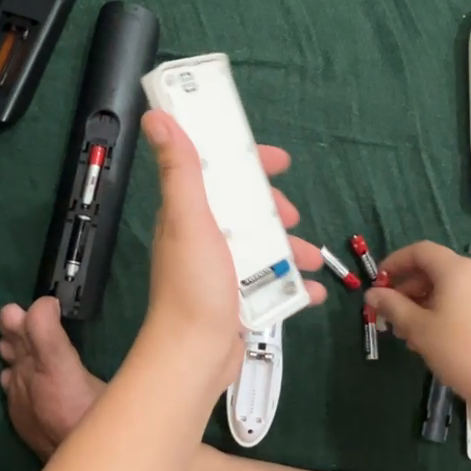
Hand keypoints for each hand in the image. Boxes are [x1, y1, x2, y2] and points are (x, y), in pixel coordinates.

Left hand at [136, 112, 326, 393]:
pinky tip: (312, 293)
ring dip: (291, 248)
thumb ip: (180, 170)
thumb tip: (156, 116)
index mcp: (189, 215)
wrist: (195, 355)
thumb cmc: (194, 285)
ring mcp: (221, 272)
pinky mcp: (236, 301)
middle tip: (292, 215)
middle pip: (246, 209)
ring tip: (313, 261)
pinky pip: (271, 285)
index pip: (218, 172)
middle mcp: (203, 239)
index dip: (247, 160)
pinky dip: (293, 286)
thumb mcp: (189, 220)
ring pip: (263, 247)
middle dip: (275, 208)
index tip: (280, 160)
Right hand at [366, 242, 470, 405]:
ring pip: (451, 285)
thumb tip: (372, 294)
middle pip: (436, 268)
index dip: (395, 263)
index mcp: (458, 269)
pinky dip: (446, 307)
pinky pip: (467, 297)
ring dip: (425, 301)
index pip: (420, 251)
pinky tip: (435, 335)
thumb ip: (392, 306)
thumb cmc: (459, 352)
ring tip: (410, 331)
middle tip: (390, 315)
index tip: (378, 283)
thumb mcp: (418, 328)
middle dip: (408, 288)